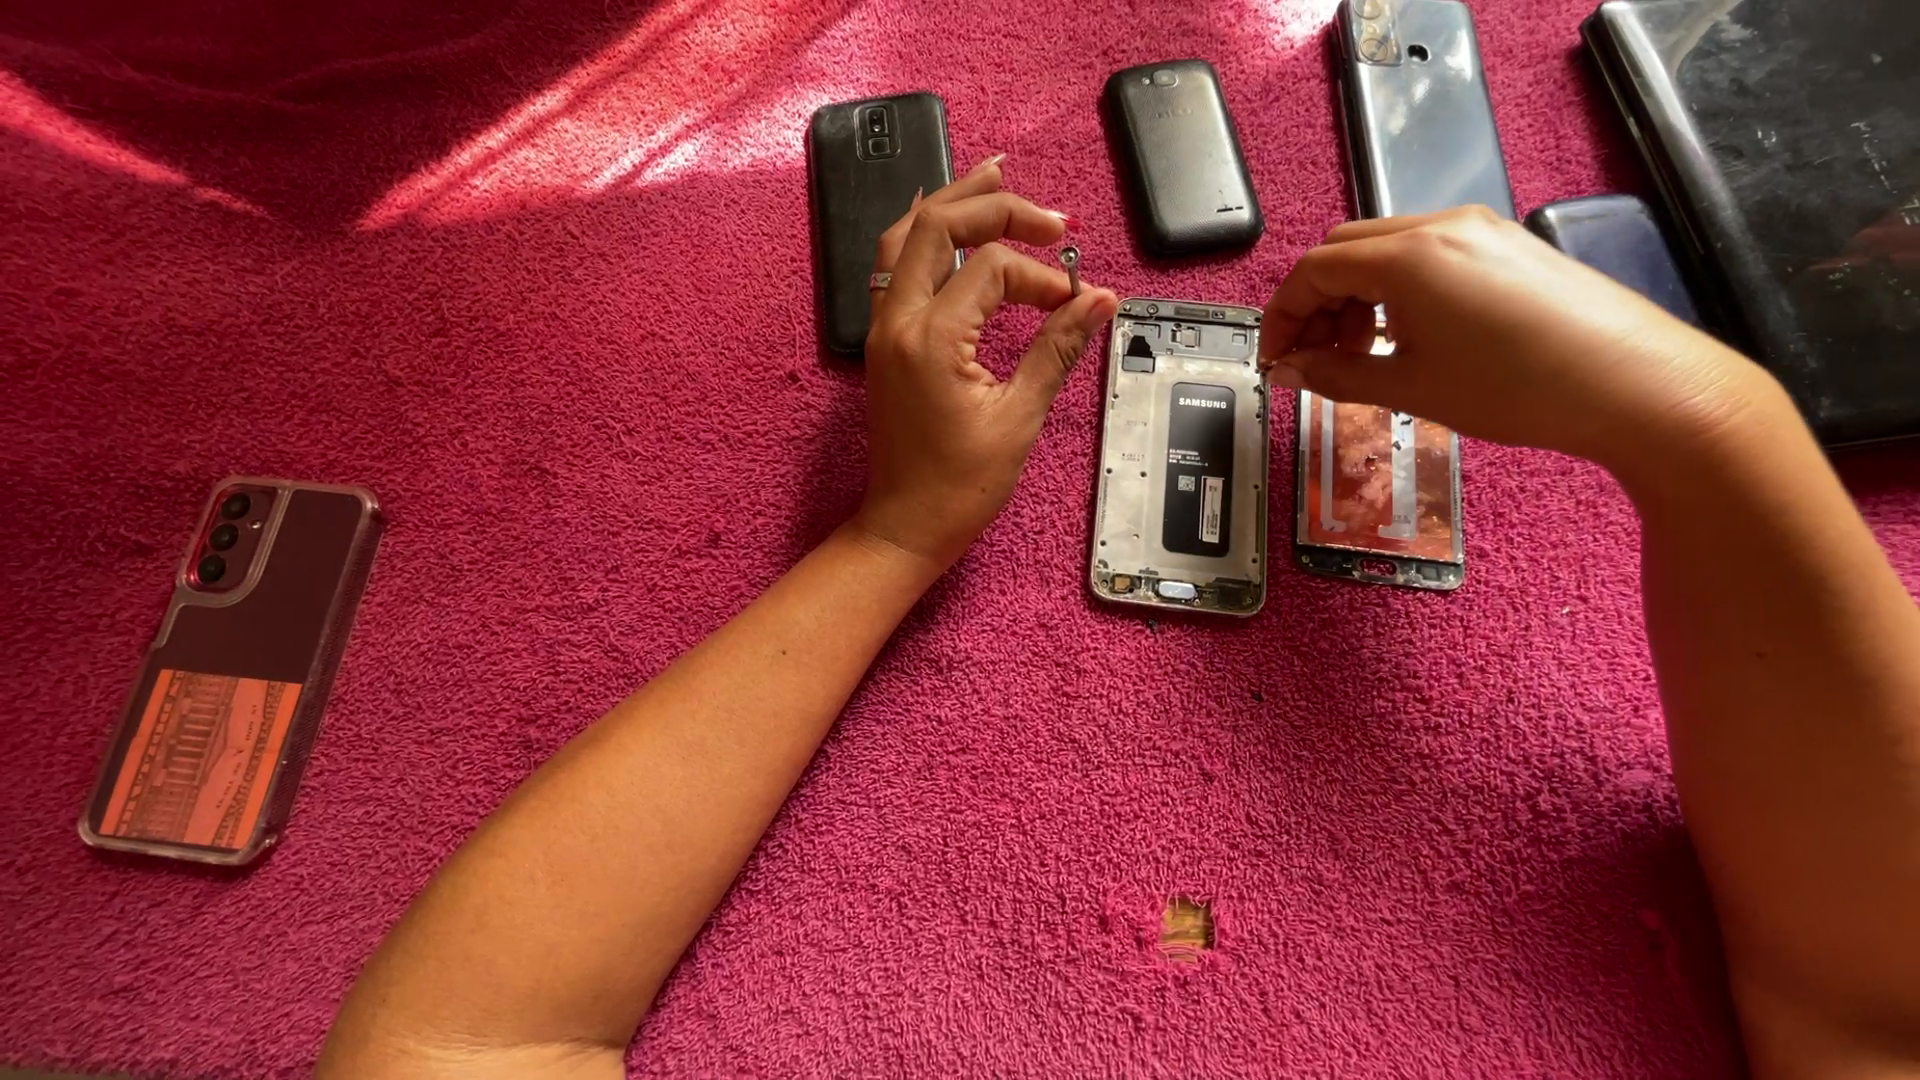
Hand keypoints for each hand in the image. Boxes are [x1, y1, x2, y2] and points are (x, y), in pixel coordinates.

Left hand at [854, 157, 1119, 568]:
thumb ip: (1057, 349)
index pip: (990, 269)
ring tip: (995, 176)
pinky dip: (921, 235)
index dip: (1039, 277)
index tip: (1070, 304)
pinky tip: (946, 221)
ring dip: (951, 203)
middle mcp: (897, 321)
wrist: (906, 524)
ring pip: (904, 236)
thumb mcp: (1019, 417)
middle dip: (996, 207)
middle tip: (1048, 216)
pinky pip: (892, 266)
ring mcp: (882, 328)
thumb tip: (1100, 300)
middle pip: (938, 224)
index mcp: (931, 339)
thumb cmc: (961, 485)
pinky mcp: (884, 341)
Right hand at [1259, 207, 1769, 470]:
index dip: (1282, 316)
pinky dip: (1391, 290)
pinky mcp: (1504, 244)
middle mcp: (1440, 226)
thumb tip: (1285, 372)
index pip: (1313, 270)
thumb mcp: (1410, 388)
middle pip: (1342, 249)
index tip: (1277, 359)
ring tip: (1359, 353)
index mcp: (1409, 258)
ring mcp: (1478, 229)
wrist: (1637, 384)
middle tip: (1313, 357)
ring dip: (1351, 296)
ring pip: (1381, 249)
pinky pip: (1423, 253)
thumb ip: (1334, 375)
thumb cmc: (1516, 388)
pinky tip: (1403, 334)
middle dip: (1314, 303)